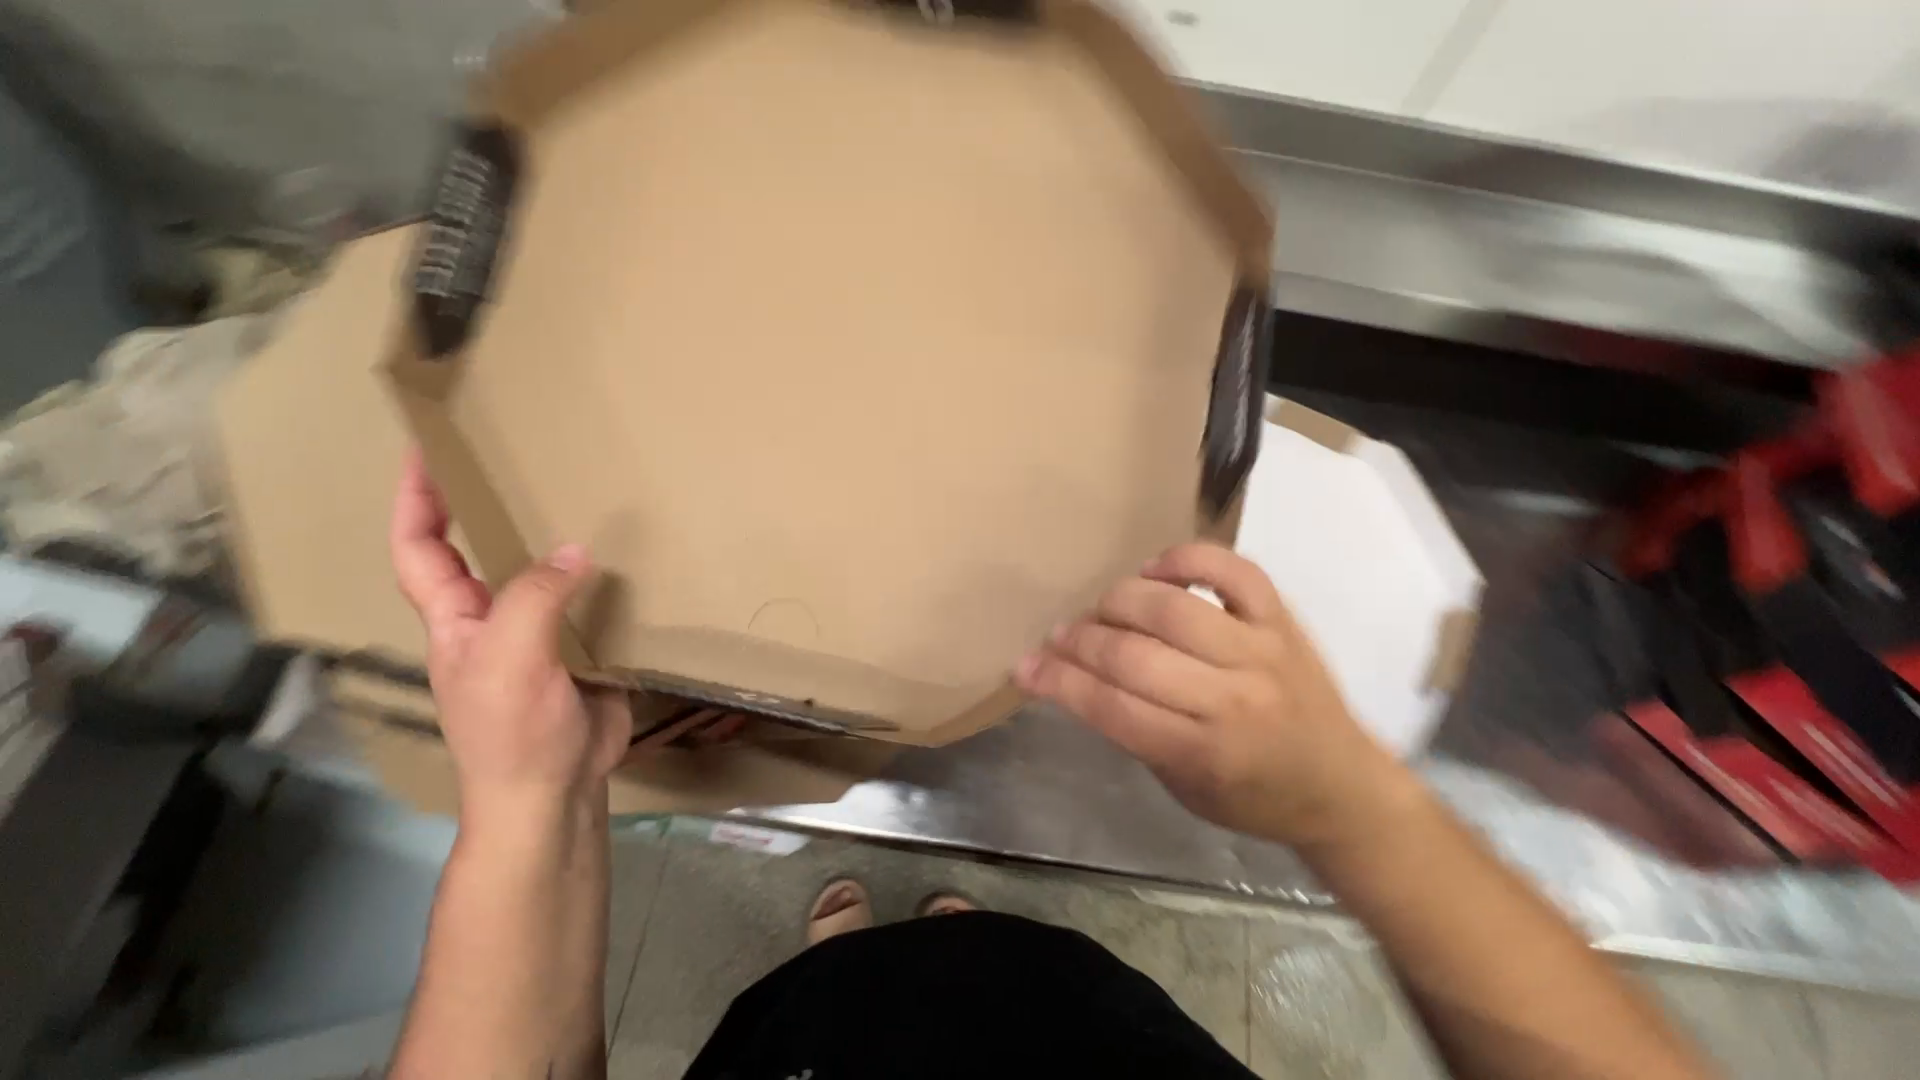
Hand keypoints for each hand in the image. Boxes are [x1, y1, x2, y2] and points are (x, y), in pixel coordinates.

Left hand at [389, 452, 631, 819]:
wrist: (556, 793)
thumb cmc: (511, 732)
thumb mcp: (509, 658)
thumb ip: (535, 598)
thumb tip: (577, 551)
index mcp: (455, 619)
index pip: (421, 548)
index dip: (416, 499)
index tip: (426, 450)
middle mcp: (493, 621)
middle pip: (481, 552)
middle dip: (490, 506)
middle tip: (518, 460)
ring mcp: (540, 638)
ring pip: (543, 577)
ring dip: (558, 541)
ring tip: (585, 498)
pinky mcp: (584, 654)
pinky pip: (592, 604)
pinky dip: (608, 580)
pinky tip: (634, 560)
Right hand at [1015, 542, 1420, 849]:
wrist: (1343, 787)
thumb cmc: (1253, 798)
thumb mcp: (1181, 785)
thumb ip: (1131, 730)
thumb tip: (1074, 676)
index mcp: (1202, 752)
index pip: (1110, 706)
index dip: (1057, 682)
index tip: (1025, 667)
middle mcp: (1231, 697)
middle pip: (1131, 654)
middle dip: (1078, 642)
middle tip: (1058, 638)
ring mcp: (1260, 651)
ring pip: (1170, 607)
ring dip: (1118, 602)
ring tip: (1102, 611)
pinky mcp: (1282, 620)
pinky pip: (1231, 570)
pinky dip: (1185, 559)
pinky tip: (1155, 570)